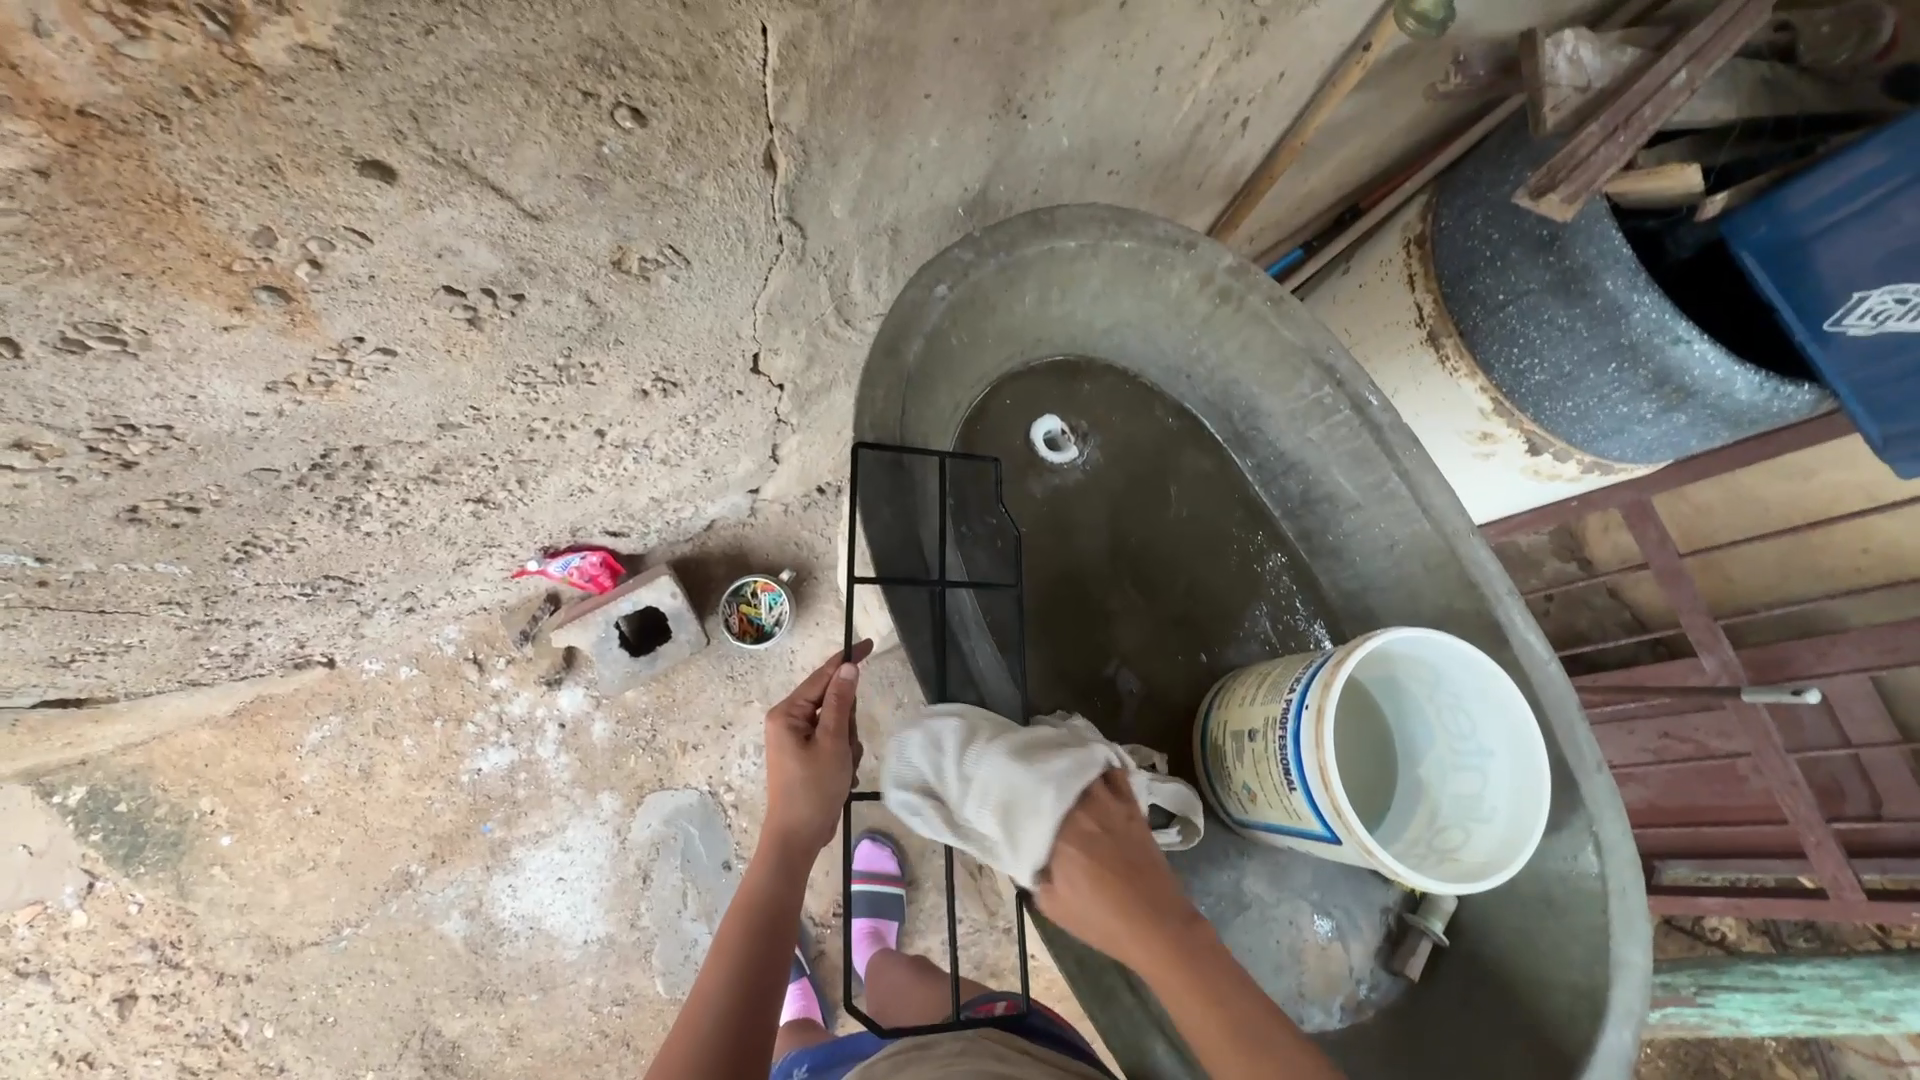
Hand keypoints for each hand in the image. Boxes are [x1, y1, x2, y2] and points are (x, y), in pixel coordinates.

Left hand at [761, 640, 873, 857]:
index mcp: (787, 713)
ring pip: (838, 724)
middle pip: (832, 701)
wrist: (798, 837)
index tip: (868, 645)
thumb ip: (840, 702)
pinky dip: (844, 756)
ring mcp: (797, 740)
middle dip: (847, 722)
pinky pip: (834, 742)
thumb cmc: (812, 788)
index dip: (846, 661)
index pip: (822, 677)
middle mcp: (788, 721)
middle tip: (846, 747)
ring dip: (848, 743)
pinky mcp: (807, 756)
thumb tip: (847, 667)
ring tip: (843, 767)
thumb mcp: (832, 742)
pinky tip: (842, 777)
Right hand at [1034, 769, 1207, 973]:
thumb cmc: (1100, 918)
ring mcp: (1109, 801)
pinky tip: (1090, 775)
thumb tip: (1024, 849)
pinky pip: (1112, 773)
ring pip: (1082, 768)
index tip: (1008, 797)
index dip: (1016, 795)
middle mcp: (1081, 807)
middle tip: (1027, 780)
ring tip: (1055, 770)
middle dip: (1038, 776)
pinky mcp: (1130, 804)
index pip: (1027, 800)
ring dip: (1066, 767)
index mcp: (1057, 830)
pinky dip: (1098, 770)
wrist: (1155, 923)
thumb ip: (1032, 871)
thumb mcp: (1050, 904)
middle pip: (1053, 775)